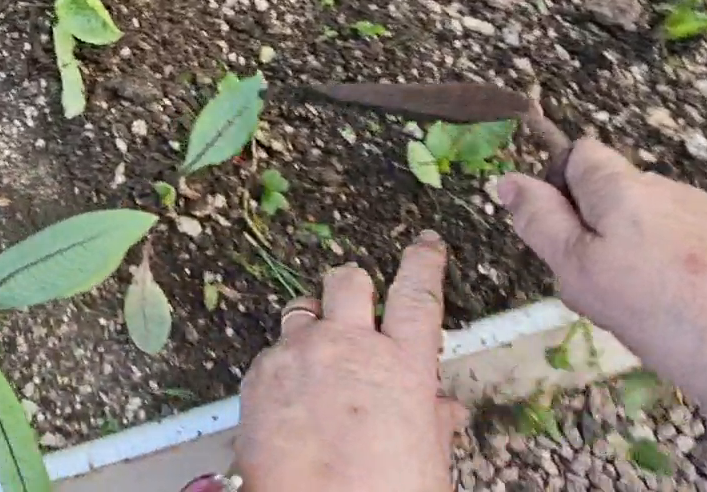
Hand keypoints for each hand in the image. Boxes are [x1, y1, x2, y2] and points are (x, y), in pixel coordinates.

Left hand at [233, 233, 464, 491]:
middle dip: (353, 283)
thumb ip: (431, 424)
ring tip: (322, 354)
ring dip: (315, 322)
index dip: (424, 264)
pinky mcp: (261, 367)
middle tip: (357, 298)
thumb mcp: (426, 464)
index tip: (426, 242)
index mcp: (399, 368)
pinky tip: (293, 399)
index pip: (417, 298)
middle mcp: (346, 345)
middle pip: (347, 281)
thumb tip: (444, 406)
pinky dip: (287, 364)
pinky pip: (276, 351)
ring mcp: (298, 351)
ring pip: (303, 309)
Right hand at [497, 138, 706, 449]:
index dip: (558, 181)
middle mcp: (670, 189)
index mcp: (622, 186)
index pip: (579, 152)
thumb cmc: (661, 311)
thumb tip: (507, 179)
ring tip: (642, 304)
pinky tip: (684, 312)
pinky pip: (690, 247)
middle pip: (614, 193)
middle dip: (595, 225)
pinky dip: (677, 270)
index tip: (558, 226)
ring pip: (651, 223)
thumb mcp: (575, 268)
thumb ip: (538, 219)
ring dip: (635, 249)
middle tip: (593, 278)